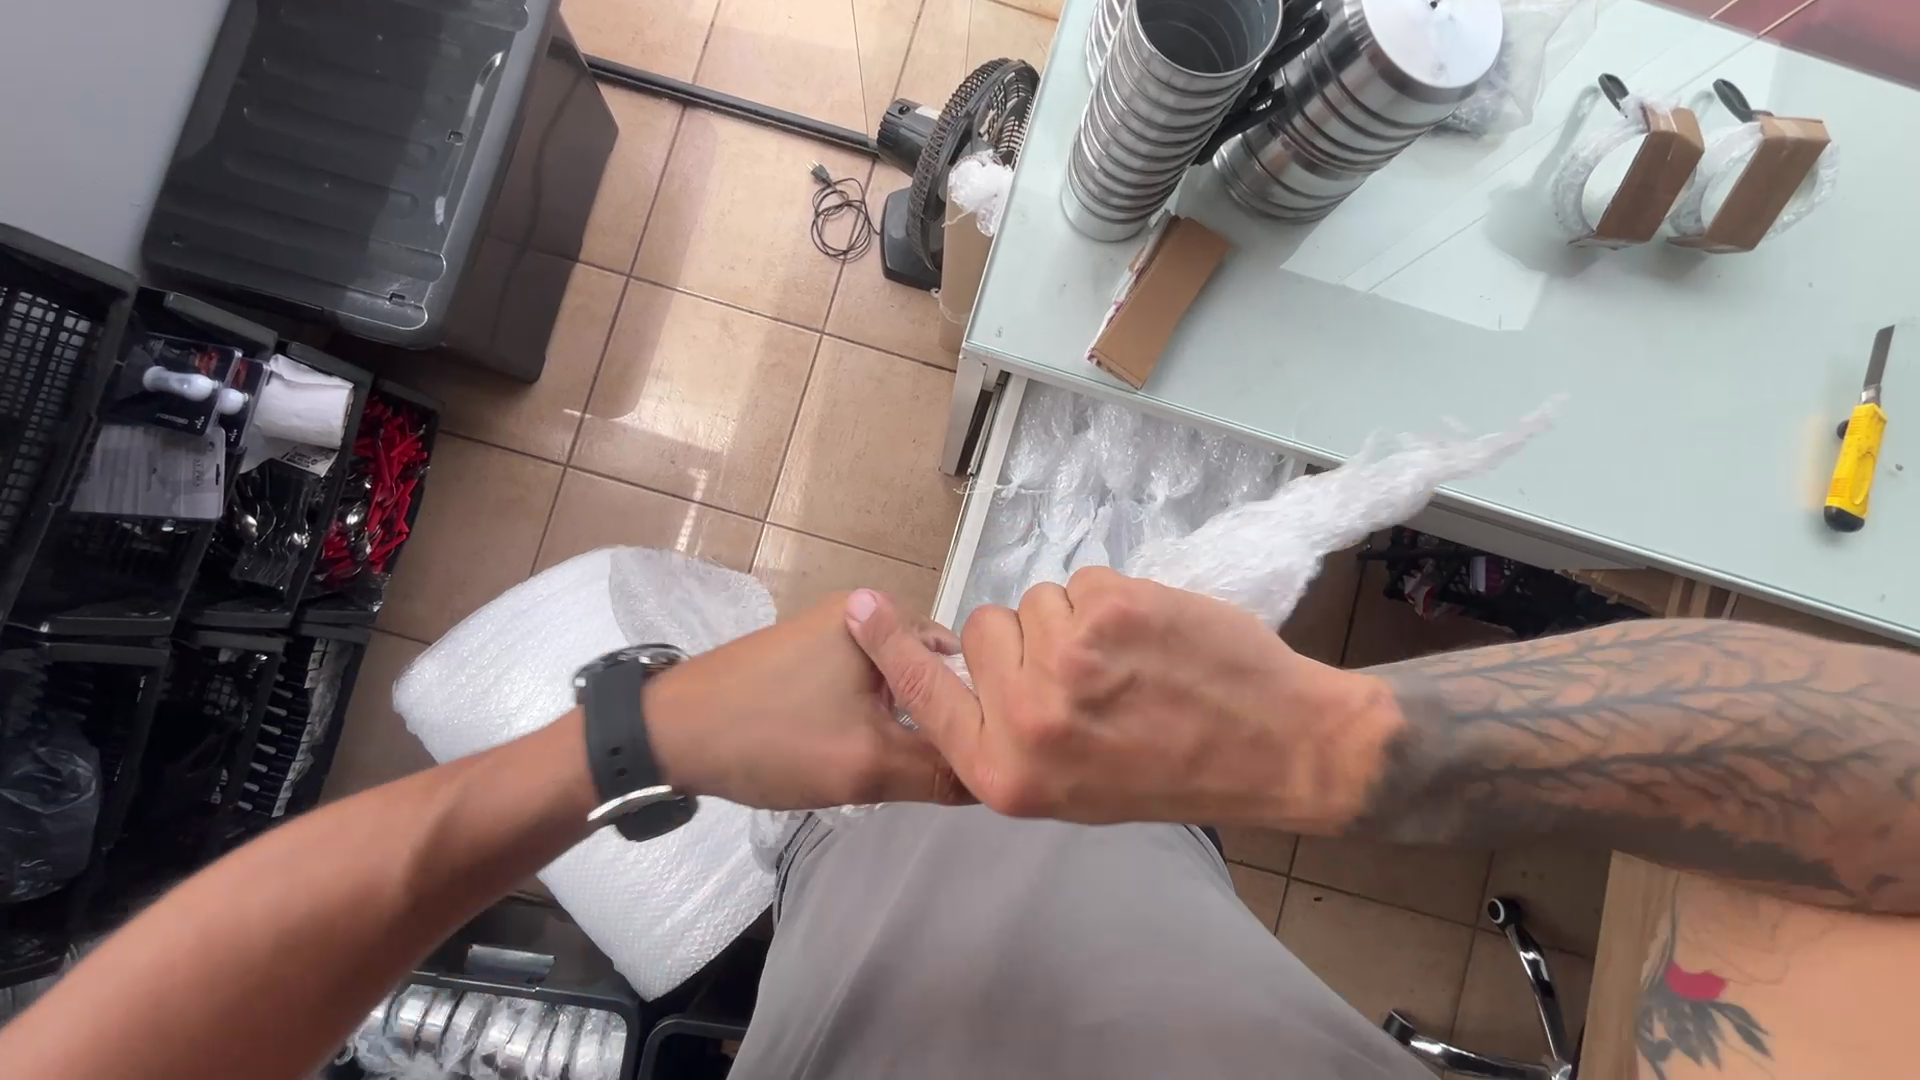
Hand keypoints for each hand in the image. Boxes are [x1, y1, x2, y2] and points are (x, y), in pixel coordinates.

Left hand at [641, 592, 972, 810]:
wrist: (668, 734)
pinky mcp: (813, 654)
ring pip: (900, 685)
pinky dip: (877, 719)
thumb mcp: (866, 764)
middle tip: (935, 774)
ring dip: (907, 725)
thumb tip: (998, 777)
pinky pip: (869, 687)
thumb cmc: (771, 737)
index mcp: (884, 613)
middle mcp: (865, 609)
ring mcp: (835, 631)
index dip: (978, 716)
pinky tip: (866, 753)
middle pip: (933, 675)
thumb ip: (941, 772)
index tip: (980, 762)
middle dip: (939, 724)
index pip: (966, 665)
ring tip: (901, 768)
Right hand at [844, 568, 1391, 828]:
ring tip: (1124, 664)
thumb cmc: (1168, 772)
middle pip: (985, 629)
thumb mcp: (1066, 789)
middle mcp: (1027, 718)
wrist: (1275, 748)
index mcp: (1006, 771)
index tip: (857, 608)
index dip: (890, 648)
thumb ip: (1004, 736)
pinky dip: (1111, 601)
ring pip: (1037, 600)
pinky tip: (1150, 639)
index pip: (927, 694)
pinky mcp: (1112, 609)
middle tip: (1082, 674)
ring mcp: (1069, 659)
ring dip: (1073, 621)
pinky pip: (1082, 581)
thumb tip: (968, 671)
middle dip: (1025, 640)